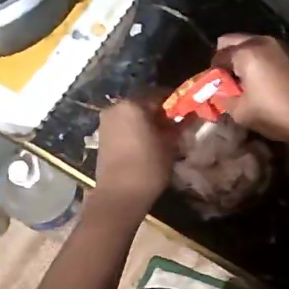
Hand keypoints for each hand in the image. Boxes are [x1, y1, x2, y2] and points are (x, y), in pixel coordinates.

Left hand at [88, 98, 175, 218]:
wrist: (119, 194)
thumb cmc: (148, 166)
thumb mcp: (169, 145)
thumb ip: (177, 126)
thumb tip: (186, 116)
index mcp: (133, 104)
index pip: (160, 94)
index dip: (175, 102)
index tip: (186, 110)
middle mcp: (116, 107)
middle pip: (143, 103)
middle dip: (159, 112)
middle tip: (175, 123)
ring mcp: (106, 122)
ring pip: (132, 115)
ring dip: (146, 121)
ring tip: (162, 135)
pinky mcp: (102, 137)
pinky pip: (123, 126)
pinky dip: (135, 130)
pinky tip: (147, 142)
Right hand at [212, 34, 288, 151]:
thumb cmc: (274, 114)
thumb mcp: (239, 111)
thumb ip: (221, 97)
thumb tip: (214, 92)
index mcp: (246, 51)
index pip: (218, 56)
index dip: (212, 74)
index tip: (213, 90)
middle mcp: (260, 40)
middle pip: (230, 41)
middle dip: (224, 60)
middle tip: (226, 83)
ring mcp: (277, 45)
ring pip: (247, 44)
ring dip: (240, 60)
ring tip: (242, 84)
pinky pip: (262, 50)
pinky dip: (255, 61)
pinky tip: (258, 82)